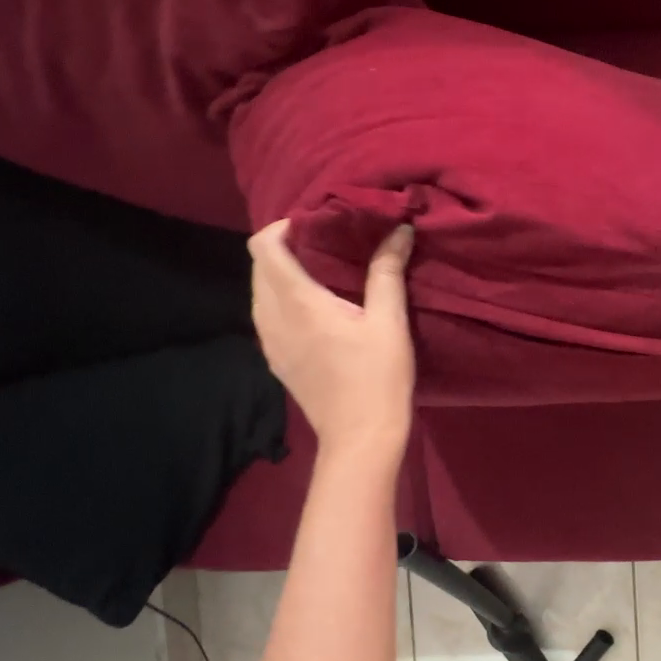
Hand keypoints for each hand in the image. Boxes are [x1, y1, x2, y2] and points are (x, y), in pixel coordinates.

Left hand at [248, 219, 415, 456]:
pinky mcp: (276, 359)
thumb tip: (399, 230)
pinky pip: (269, 315)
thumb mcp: (390, 322)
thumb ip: (387, 272)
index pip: (263, 246)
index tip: (319, 223)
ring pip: (261, 291)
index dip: (283, 227)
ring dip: (284, 275)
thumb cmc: (379, 377)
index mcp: (297, 301)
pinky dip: (285, 300)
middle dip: (287, 248)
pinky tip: (319, 310)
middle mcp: (271, 317)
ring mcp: (269, 341)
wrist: (360, 436)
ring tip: (325, 274)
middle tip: (328, 244)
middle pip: (260, 266)